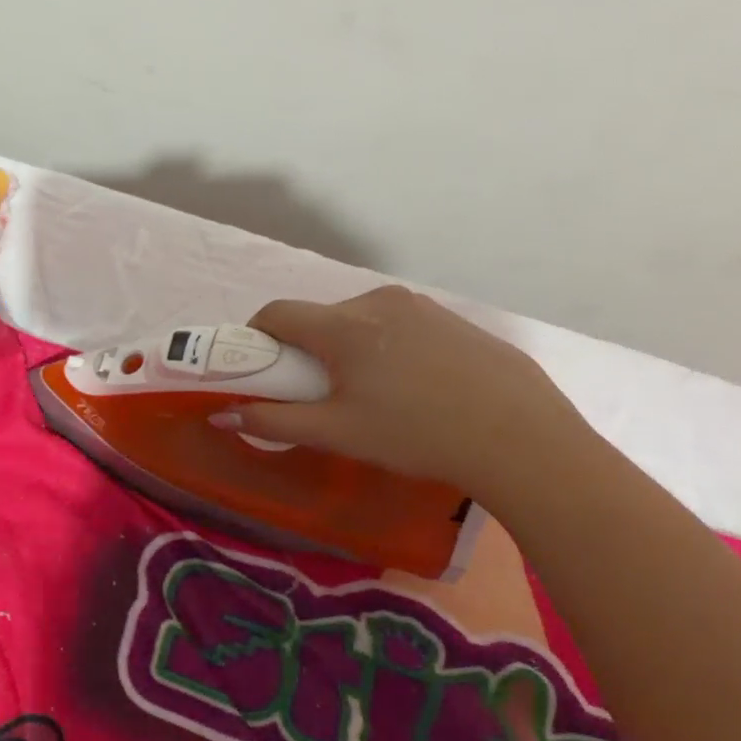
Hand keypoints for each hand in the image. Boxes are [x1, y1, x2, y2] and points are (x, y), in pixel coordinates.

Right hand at [233, 286, 598, 499]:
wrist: (521, 438)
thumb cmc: (415, 434)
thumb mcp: (335, 433)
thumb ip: (272, 420)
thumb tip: (219, 415)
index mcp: (344, 325)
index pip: (276, 313)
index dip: (254, 338)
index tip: (258, 371)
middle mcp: (379, 302)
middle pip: (319, 318)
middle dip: (303, 350)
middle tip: (313, 395)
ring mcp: (422, 307)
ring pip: (359, 321)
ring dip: (345, 349)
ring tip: (365, 395)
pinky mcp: (454, 320)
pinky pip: (398, 327)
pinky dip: (384, 349)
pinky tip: (409, 389)